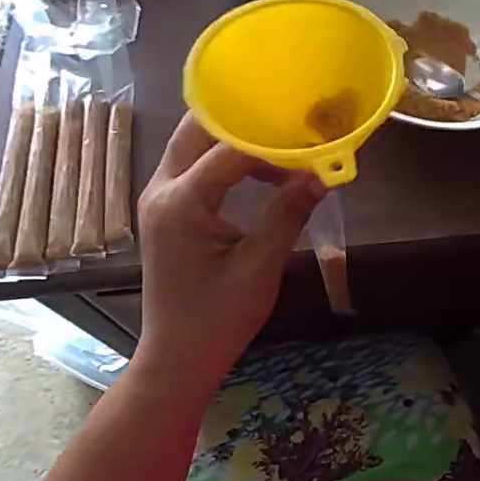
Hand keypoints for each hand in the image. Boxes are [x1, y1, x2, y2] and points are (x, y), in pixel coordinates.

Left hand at [132, 113, 324, 393]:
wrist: (178, 357)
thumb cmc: (218, 319)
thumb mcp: (259, 267)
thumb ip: (287, 214)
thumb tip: (321, 174)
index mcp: (180, 202)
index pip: (228, 151)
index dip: (273, 141)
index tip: (312, 139)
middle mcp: (160, 190)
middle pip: (197, 130)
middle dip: (242, 122)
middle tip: (287, 125)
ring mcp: (158, 200)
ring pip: (193, 146)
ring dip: (234, 142)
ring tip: (281, 150)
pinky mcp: (166, 212)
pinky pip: (193, 168)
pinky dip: (224, 162)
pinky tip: (258, 174)